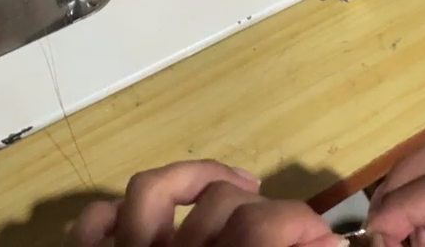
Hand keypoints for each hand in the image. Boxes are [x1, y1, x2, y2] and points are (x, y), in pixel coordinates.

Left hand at [72, 160, 344, 246]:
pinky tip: (145, 221)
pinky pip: (93, 223)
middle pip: (221, 206)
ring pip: (152, 190)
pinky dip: (112, 217)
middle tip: (297, 232)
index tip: (332, 242)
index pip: (264, 228)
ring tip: (236, 193)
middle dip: (269, 214)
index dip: (303, 227)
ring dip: (196, 183)